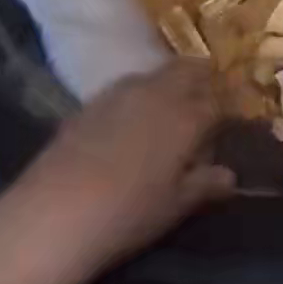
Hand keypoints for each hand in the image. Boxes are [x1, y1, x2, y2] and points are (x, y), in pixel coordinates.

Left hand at [9, 59, 235, 269]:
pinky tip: (125, 127)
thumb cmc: (128, 214)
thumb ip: (205, 184)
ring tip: (161, 118)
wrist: (53, 214)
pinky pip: (126, 88)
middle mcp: (160, 91)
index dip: (220, 117)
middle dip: (200, 81)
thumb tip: (229, 176)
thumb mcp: (175, 206)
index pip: (216, 103)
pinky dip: (136, 97)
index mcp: (188, 115)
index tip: (217, 137)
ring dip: (167, 86)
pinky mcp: (91, 101)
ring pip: (157, 74)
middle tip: (198, 109)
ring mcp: (122, 91)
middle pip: (189, 69)